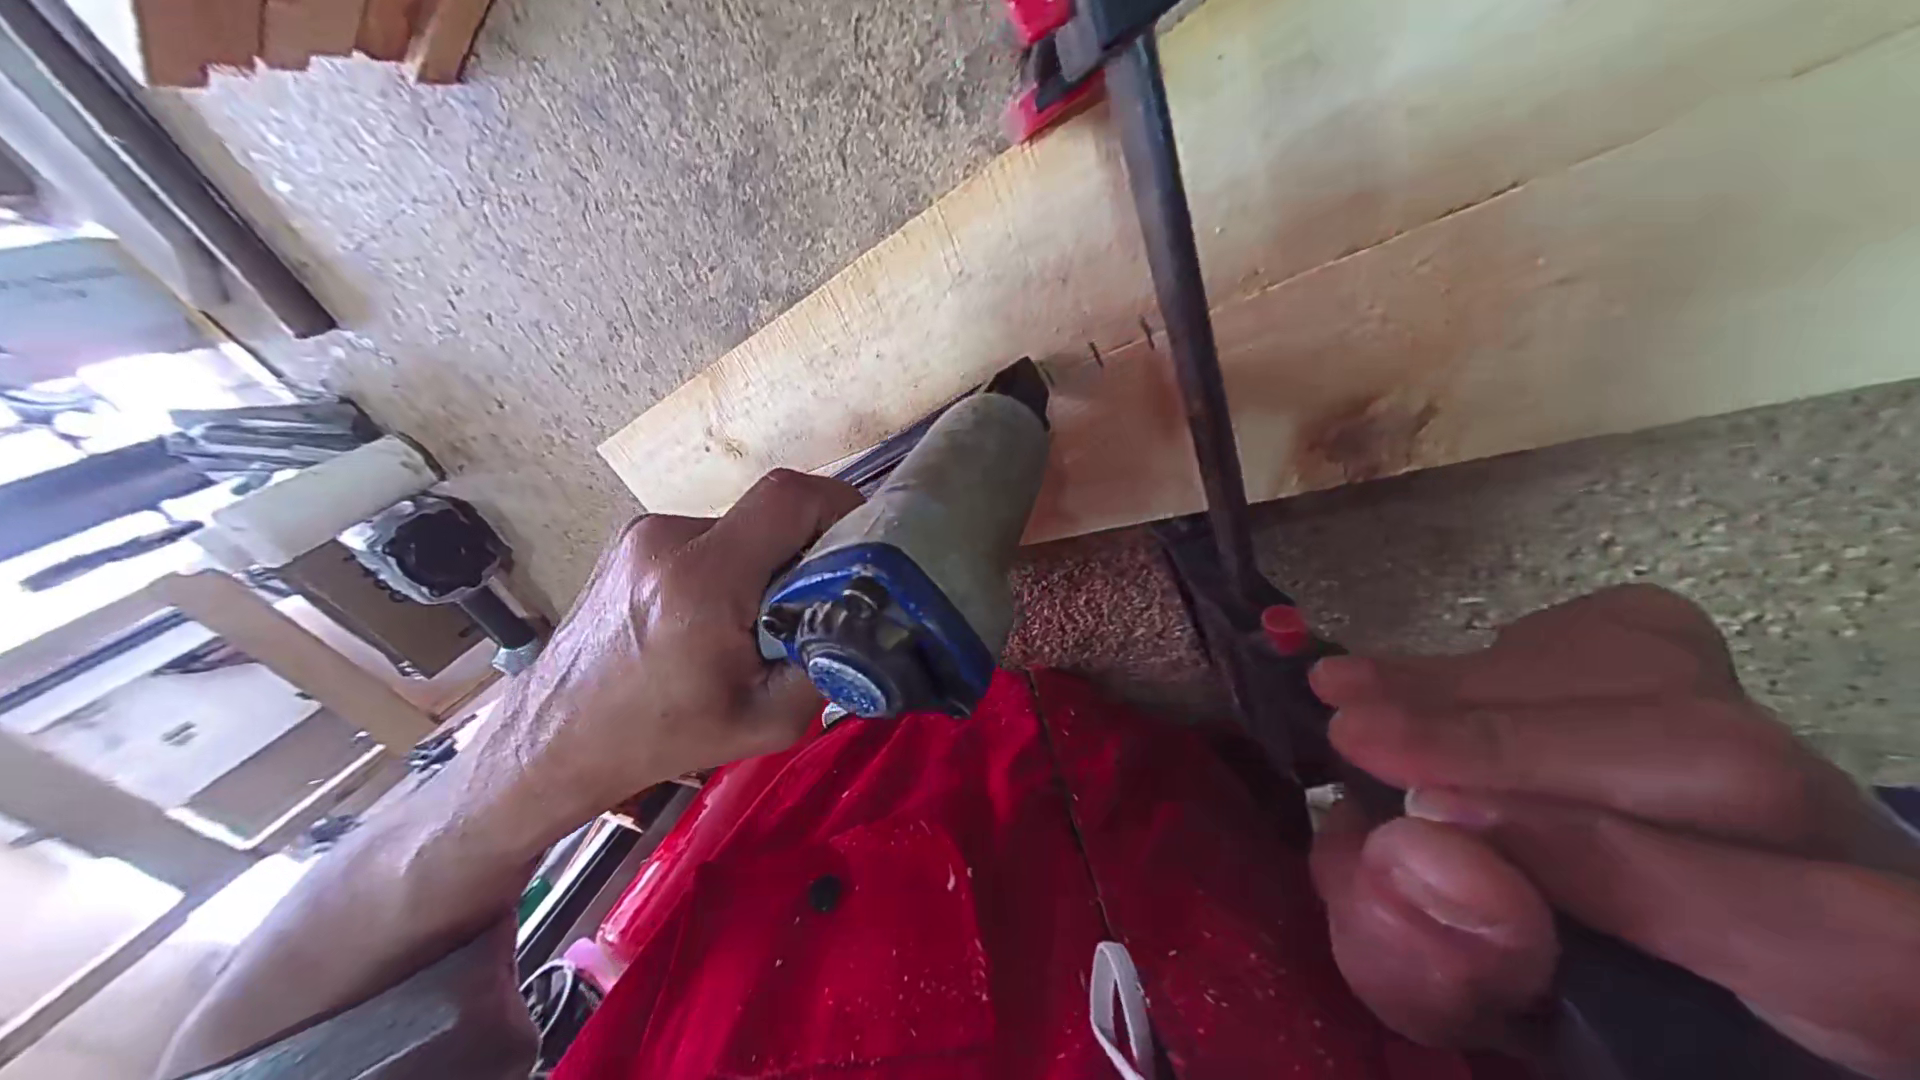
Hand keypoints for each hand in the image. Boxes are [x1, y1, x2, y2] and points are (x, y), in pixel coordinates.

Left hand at [482, 469, 862, 829]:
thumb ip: (827, 665)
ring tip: (756, 619)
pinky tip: (715, 614)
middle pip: (770, 511)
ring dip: (767, 561)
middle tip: (817, 599)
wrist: (552, 740)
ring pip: (741, 526)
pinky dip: (732, 565)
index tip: (866, 541)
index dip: (841, 504)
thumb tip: (867, 623)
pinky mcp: (633, 539)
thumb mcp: (766, 723)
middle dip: (808, 546)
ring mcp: (644, 532)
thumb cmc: (658, 738)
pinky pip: (709, 536)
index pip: (789, 498)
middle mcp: (670, 539)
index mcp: (704, 582)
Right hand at [1307, 585, 1919, 1077]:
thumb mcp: (1438, 999)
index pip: (1826, 937)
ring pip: (1651, 675)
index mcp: (1825, 991)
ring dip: (1460, 684)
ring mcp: (1766, 736)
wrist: (1513, 876)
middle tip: (1352, 733)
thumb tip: (1418, 853)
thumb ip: (1427, 960)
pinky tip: (1426, 681)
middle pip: (1725, 767)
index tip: (1426, 819)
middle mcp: (1834, 849)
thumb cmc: (1488, 957)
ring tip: (1344, 691)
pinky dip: (1490, 649)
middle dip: (1503, 744)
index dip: (1609, 863)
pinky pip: (1608, 629)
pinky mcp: (1690, 662)